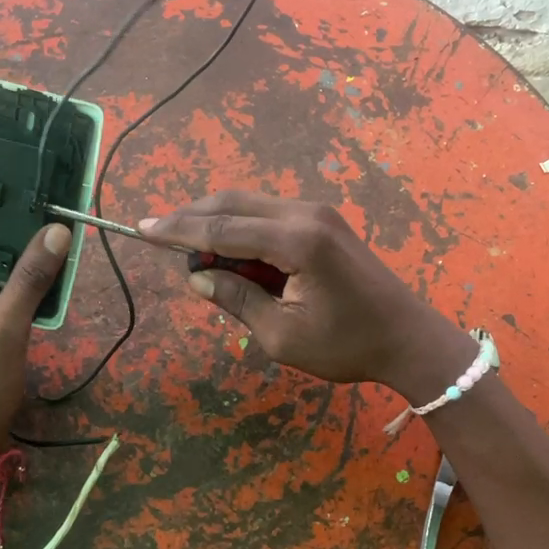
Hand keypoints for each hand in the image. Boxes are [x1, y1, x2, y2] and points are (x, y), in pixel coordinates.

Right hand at [139, 192, 472, 398]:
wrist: (407, 338)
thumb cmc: (346, 346)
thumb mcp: (282, 335)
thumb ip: (236, 300)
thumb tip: (197, 277)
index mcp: (296, 241)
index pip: (221, 229)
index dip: (177, 231)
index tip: (141, 229)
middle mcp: (305, 213)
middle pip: (232, 203)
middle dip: (191, 218)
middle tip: (156, 236)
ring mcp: (317, 213)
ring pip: (249, 204)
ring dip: (216, 224)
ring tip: (189, 255)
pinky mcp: (323, 222)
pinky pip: (269, 215)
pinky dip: (241, 229)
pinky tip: (227, 255)